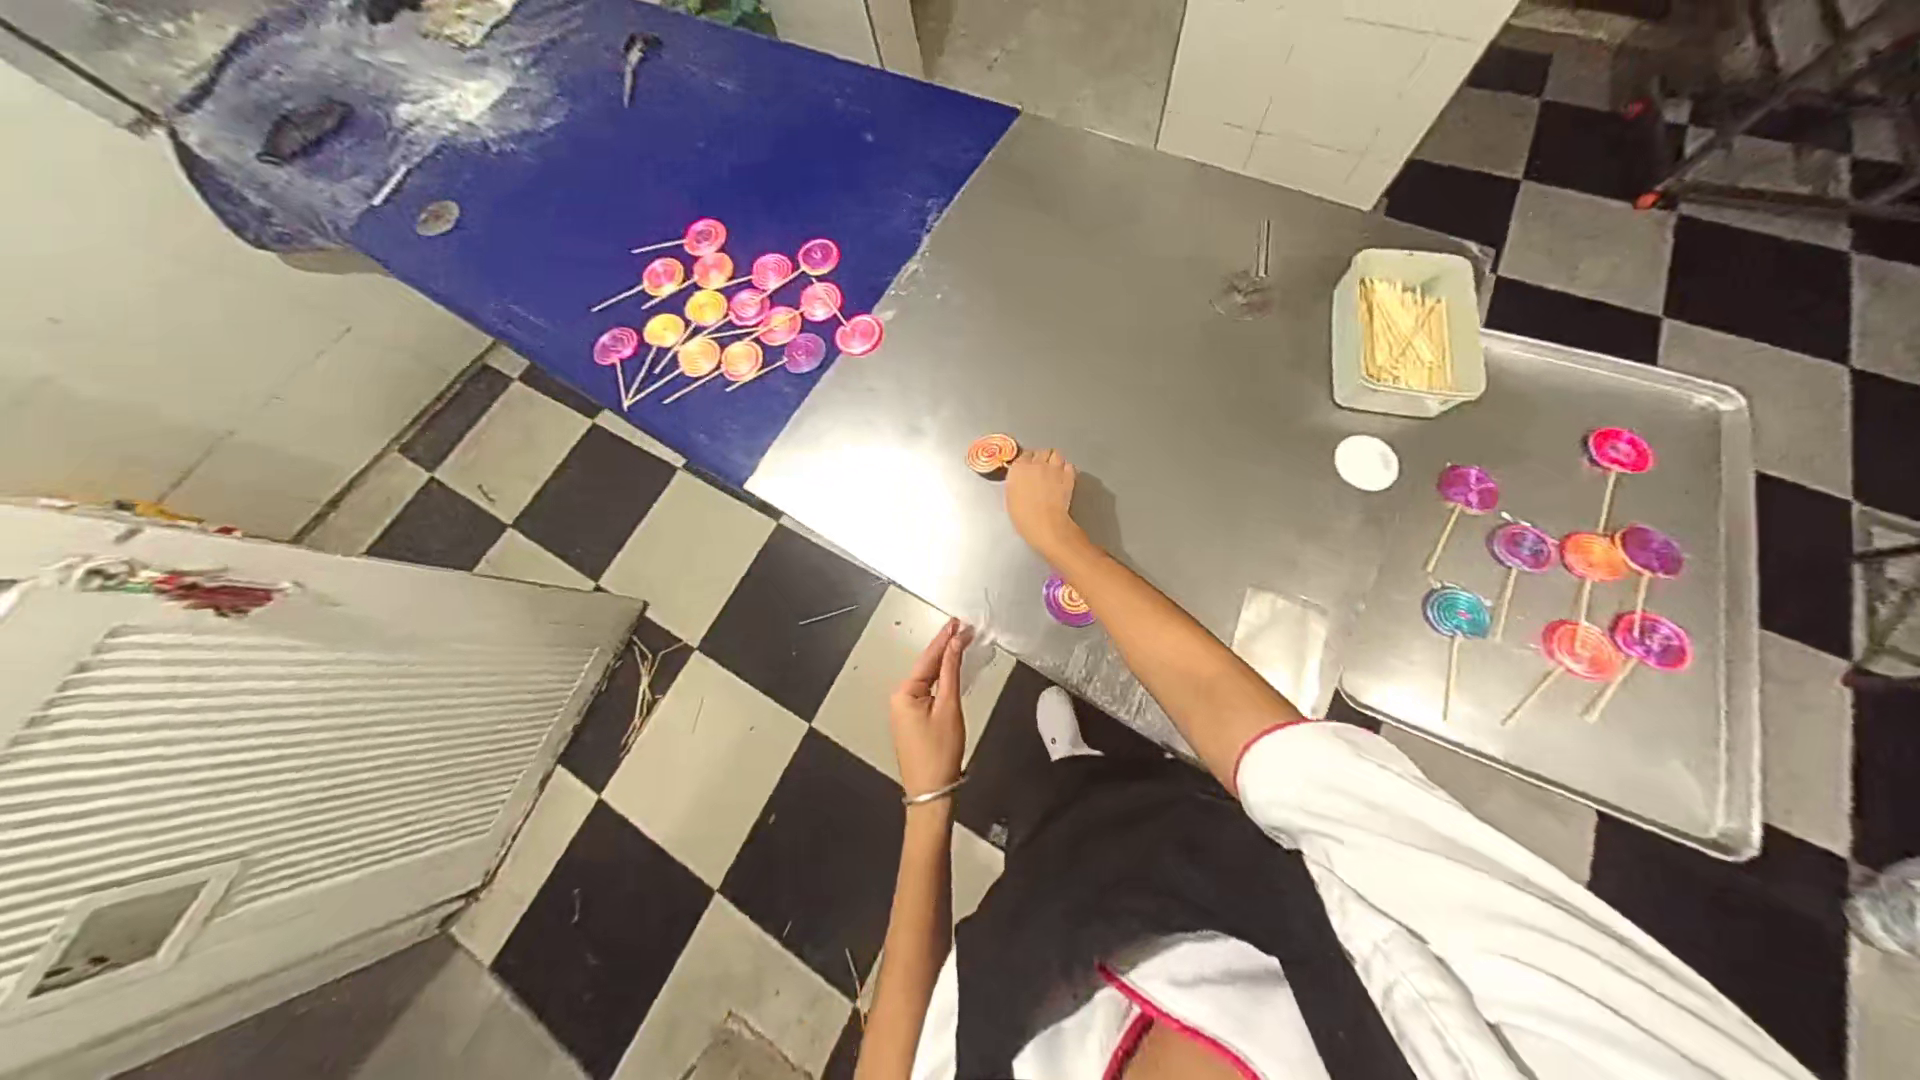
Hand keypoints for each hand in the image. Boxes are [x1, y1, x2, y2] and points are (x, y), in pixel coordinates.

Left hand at [890, 617, 972, 798]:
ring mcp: (905, 710)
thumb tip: (954, 646)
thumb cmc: (940, 753)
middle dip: (945, 648)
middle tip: (963, 629)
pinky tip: (952, 671)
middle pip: (926, 666)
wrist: (932, 792)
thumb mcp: (949, 707)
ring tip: (960, 644)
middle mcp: (900, 698)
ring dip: (944, 663)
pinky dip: (941, 680)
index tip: (958, 623)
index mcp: (904, 693)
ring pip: (928, 679)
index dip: (945, 639)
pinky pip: (928, 691)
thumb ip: (951, 672)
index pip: (928, 658)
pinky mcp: (913, 720)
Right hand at [1005, 448, 1082, 557]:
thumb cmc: (1024, 517)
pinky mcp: (1068, 476)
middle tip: (1041, 467)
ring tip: (1053, 468)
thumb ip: (1015, 482)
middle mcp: (1037, 464)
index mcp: (1019, 469)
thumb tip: (1019, 478)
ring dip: (1054, 460)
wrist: (1046, 525)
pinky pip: (1069, 465)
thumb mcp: (1011, 498)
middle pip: (1041, 451)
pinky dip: (1066, 468)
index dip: (1026, 460)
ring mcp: (1054, 469)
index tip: (1027, 466)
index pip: (1023, 454)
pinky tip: (1063, 476)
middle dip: (1041, 457)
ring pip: (1056, 454)